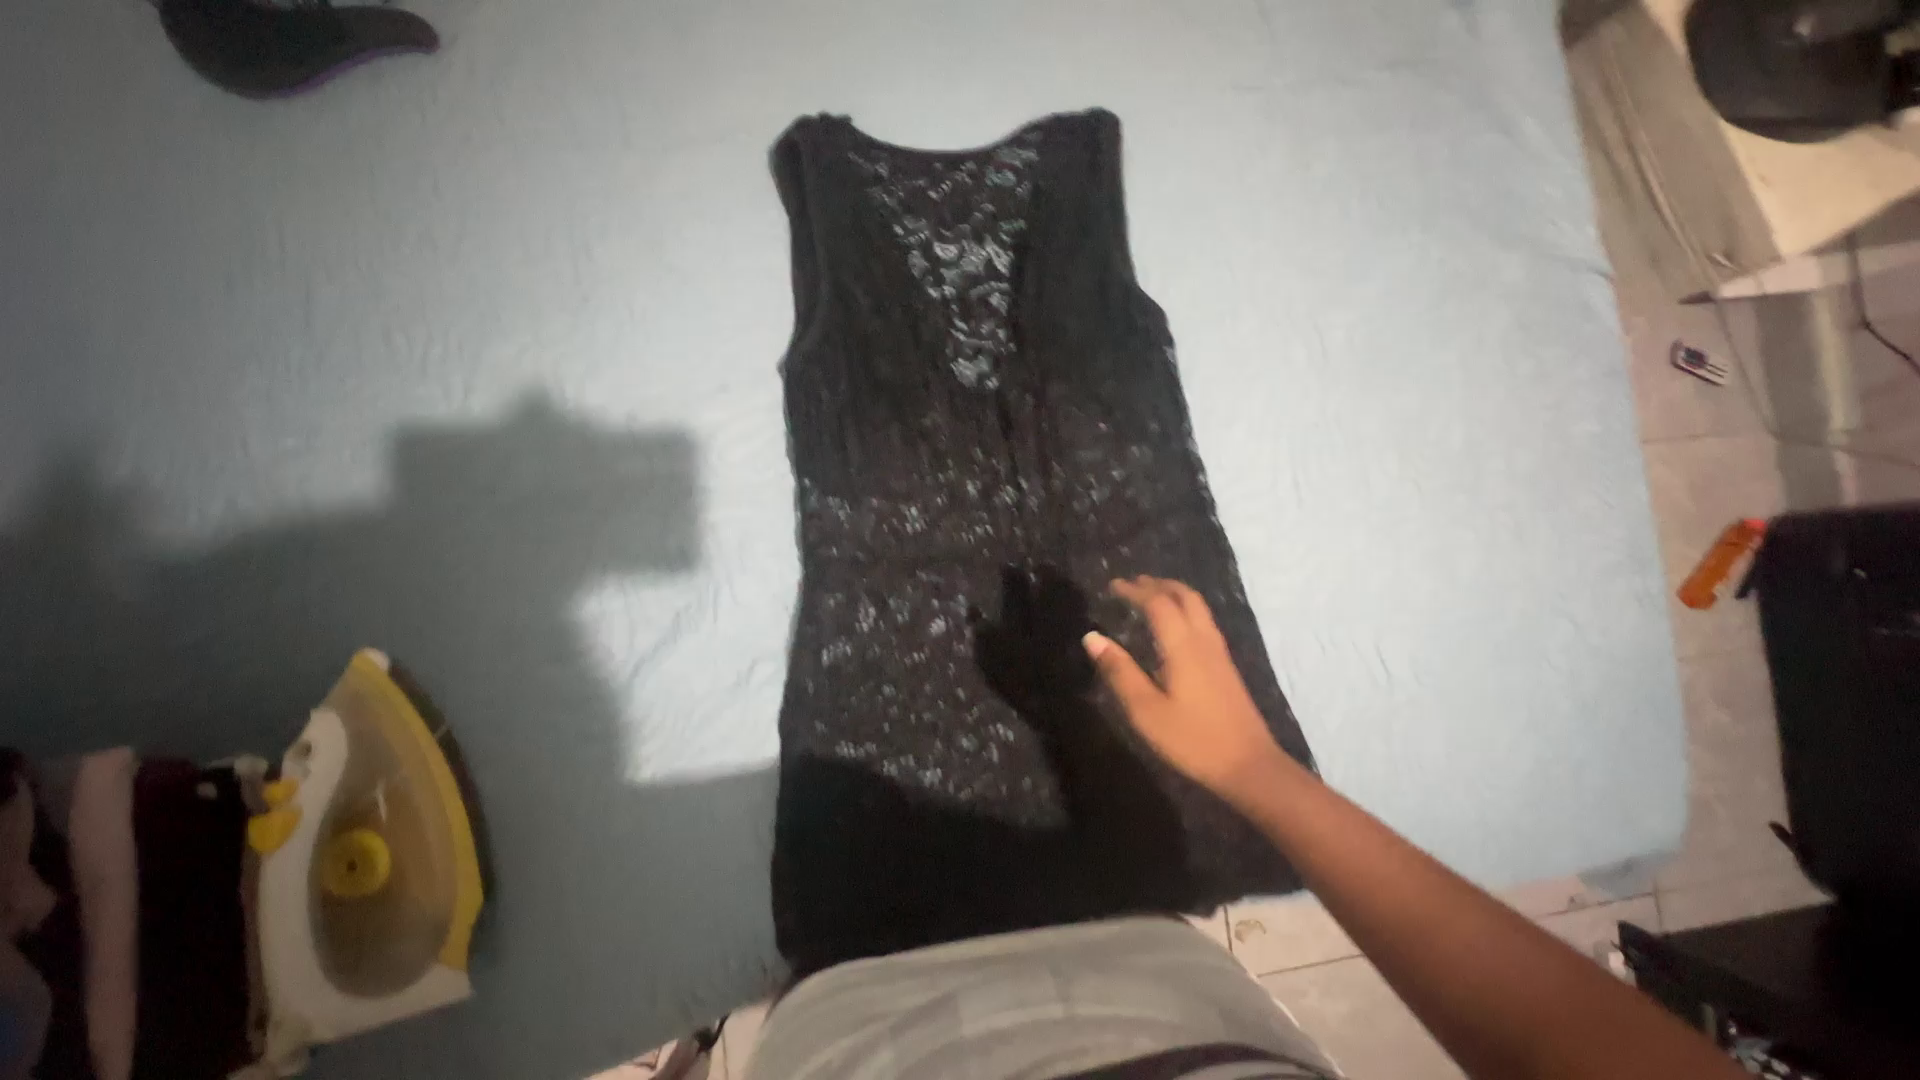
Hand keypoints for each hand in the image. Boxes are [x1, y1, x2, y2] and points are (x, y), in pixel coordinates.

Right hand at [1084, 576, 1294, 803]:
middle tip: (1132, 585)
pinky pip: (1204, 622)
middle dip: (1157, 585)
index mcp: (1182, 646)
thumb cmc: (1192, 739)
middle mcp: (1203, 641)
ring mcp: (1219, 654)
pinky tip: (1174, 628)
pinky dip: (1184, 610)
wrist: (1249, 766)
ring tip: (1151, 597)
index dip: (1134, 590)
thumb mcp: (1146, 710)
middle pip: (1184, 596)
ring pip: (1199, 608)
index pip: (1158, 603)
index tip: (1111, 586)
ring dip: (1173, 594)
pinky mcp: (1226, 667)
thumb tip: (1092, 637)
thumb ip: (1119, 671)